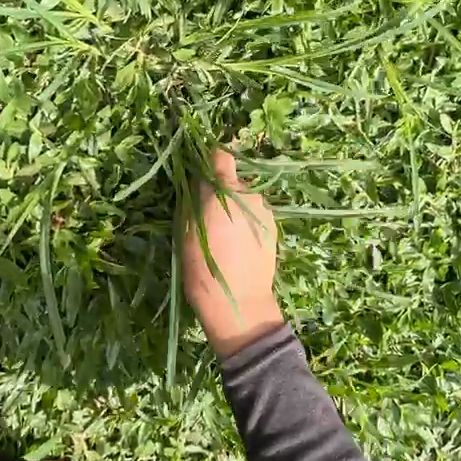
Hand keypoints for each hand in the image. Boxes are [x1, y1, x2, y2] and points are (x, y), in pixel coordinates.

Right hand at [182, 149, 283, 357]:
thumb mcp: (187, 232)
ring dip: (235, 207)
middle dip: (221, 190)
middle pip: (232, 180)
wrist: (239, 304)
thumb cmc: (203, 269)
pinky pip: (255, 215)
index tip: (202, 165)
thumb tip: (198, 180)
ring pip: (245, 199)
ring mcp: (264, 211)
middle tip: (207, 213)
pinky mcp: (273, 228)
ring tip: (224, 235)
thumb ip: (194, 200)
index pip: (220, 156)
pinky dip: (246, 221)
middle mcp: (249, 195)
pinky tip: (238, 244)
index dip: (211, 158)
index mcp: (224, 192)